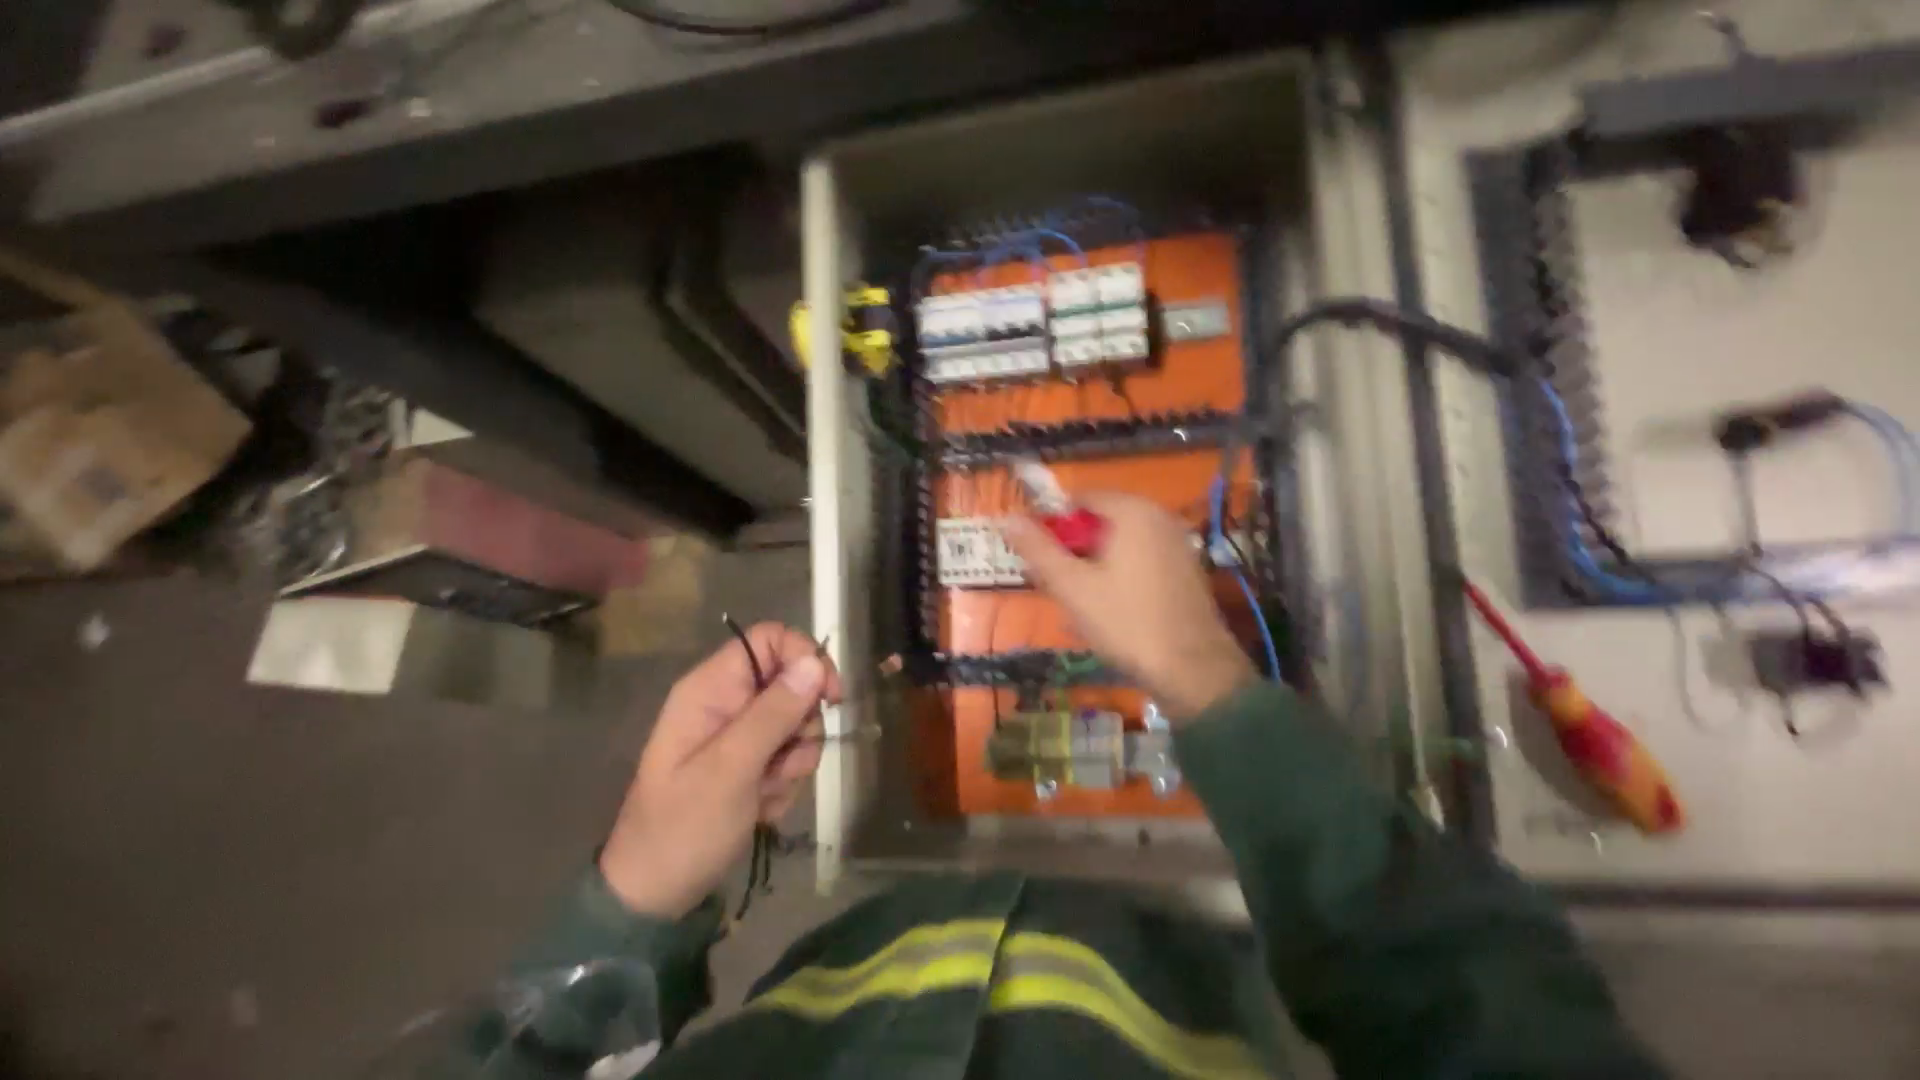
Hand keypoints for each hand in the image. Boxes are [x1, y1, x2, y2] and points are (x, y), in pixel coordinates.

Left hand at [599, 623, 841, 918]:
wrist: (655, 894)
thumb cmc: (683, 827)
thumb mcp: (731, 769)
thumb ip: (773, 714)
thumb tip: (814, 662)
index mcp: (710, 689)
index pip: (770, 641)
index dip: (806, 660)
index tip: (830, 698)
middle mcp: (725, 703)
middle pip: (792, 685)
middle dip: (800, 728)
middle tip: (780, 765)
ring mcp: (737, 736)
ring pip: (796, 725)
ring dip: (793, 763)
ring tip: (763, 794)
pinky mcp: (748, 765)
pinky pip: (789, 757)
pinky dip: (784, 784)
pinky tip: (760, 808)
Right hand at [1004, 493, 1253, 720]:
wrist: (1193, 670)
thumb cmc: (1126, 623)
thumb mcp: (1072, 587)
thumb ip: (1038, 550)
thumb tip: (1006, 517)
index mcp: (1133, 511)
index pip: (1079, 498)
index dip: (1053, 525)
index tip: (1039, 559)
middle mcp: (1160, 517)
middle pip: (1101, 521)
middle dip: (1074, 550)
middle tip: (1056, 587)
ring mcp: (1178, 544)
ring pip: (1120, 545)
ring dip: (1094, 567)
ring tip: (1081, 606)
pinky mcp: (1187, 571)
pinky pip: (1142, 561)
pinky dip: (1121, 577)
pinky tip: (1112, 612)